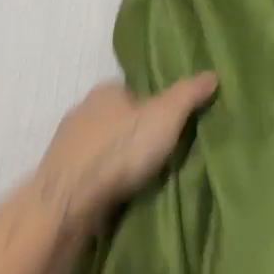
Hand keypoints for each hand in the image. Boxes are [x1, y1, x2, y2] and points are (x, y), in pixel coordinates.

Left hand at [33, 74, 217, 227]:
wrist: (70, 199)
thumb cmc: (120, 150)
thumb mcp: (166, 116)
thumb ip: (188, 95)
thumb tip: (212, 74)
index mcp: (105, 91)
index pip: (133, 90)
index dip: (153, 104)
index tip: (171, 123)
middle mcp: (81, 111)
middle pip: (117, 117)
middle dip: (135, 132)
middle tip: (161, 151)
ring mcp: (67, 144)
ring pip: (101, 145)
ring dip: (118, 157)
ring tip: (143, 175)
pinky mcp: (61, 174)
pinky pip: (90, 170)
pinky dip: (104, 177)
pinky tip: (118, 191)